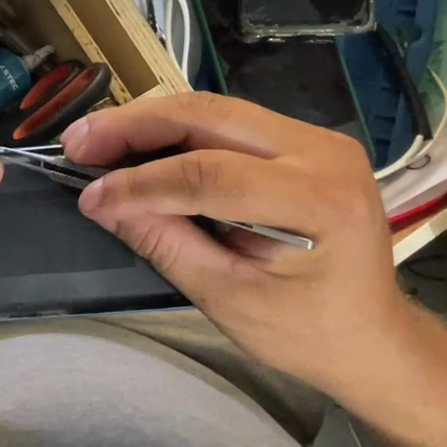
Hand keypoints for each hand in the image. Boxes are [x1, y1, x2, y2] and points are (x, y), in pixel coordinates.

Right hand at [62, 92, 414, 393]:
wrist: (371, 336)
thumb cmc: (305, 332)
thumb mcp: (226, 297)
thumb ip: (164, 241)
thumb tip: (99, 201)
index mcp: (319, 200)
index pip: (210, 173)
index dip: (140, 182)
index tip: (87, 198)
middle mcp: (322, 151)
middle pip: (208, 116)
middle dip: (133, 126)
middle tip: (75, 142)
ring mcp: (314, 138)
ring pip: (211, 109)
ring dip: (146, 122)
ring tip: (92, 140)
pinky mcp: (298, 140)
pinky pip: (222, 121)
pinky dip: (171, 131)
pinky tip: (132, 144)